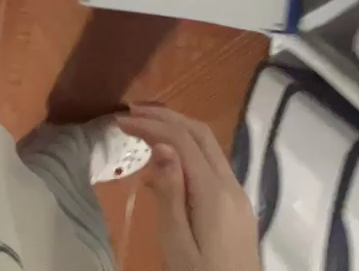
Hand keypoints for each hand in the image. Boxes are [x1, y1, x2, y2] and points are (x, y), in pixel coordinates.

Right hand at [115, 105, 260, 270]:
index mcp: (215, 192)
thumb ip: (170, 194)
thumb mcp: (177, 245)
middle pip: (200, 133)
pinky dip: (188, 149)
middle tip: (132, 113)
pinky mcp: (238, 208)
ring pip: (209, 146)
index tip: (120, 121)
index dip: (151, 124)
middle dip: (166, 116)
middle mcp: (232, 185)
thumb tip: (162, 145)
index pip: (182, 139)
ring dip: (178, 129)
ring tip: (145, 127)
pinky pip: (212, 164)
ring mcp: (239, 196)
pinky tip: (167, 160)